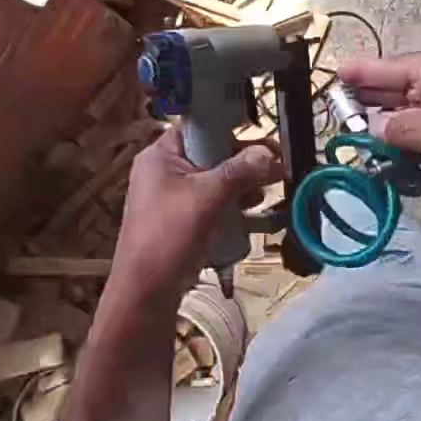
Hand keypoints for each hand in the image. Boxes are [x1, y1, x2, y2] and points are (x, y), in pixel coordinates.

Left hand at [110, 126, 281, 301]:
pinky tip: (249, 215)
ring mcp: (169, 197)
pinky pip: (209, 204)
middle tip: (274, 170)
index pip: (198, 127)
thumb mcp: (208, 197)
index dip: (231, 130)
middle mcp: (162, 170)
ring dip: (239, 186)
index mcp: (160, 155)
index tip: (263, 143)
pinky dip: (228, 206)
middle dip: (242, 163)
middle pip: (209, 154)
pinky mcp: (178, 221)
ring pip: (212, 181)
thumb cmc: (171, 236)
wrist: (145, 293)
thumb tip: (271, 154)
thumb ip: (240, 171)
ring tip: (264, 194)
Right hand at [337, 50, 420, 200]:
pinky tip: (383, 149)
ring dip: (382, 124)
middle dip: (366, 101)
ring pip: (404, 110)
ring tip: (352, 134)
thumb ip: (399, 128)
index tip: (333, 77)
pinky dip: (402, 137)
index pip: (390, 67)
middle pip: (394, 88)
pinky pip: (419, 127)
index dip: (360, 73)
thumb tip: (369, 127)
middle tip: (335, 114)